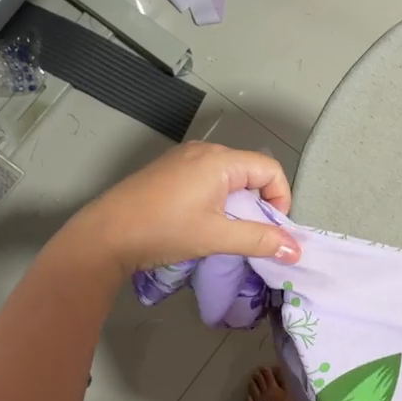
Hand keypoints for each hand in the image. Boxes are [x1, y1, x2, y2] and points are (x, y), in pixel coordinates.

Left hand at [64, 142, 298, 273]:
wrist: (105, 235)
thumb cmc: (163, 231)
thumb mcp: (216, 237)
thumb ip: (259, 240)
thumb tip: (295, 249)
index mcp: (220, 160)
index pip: (270, 169)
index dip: (280, 199)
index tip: (273, 230)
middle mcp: (204, 151)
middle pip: (250, 171)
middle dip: (258, 203)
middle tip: (250, 234)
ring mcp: (184, 159)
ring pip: (228, 176)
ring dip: (237, 203)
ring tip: (225, 232)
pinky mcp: (169, 171)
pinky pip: (207, 179)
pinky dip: (216, 199)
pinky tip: (201, 223)